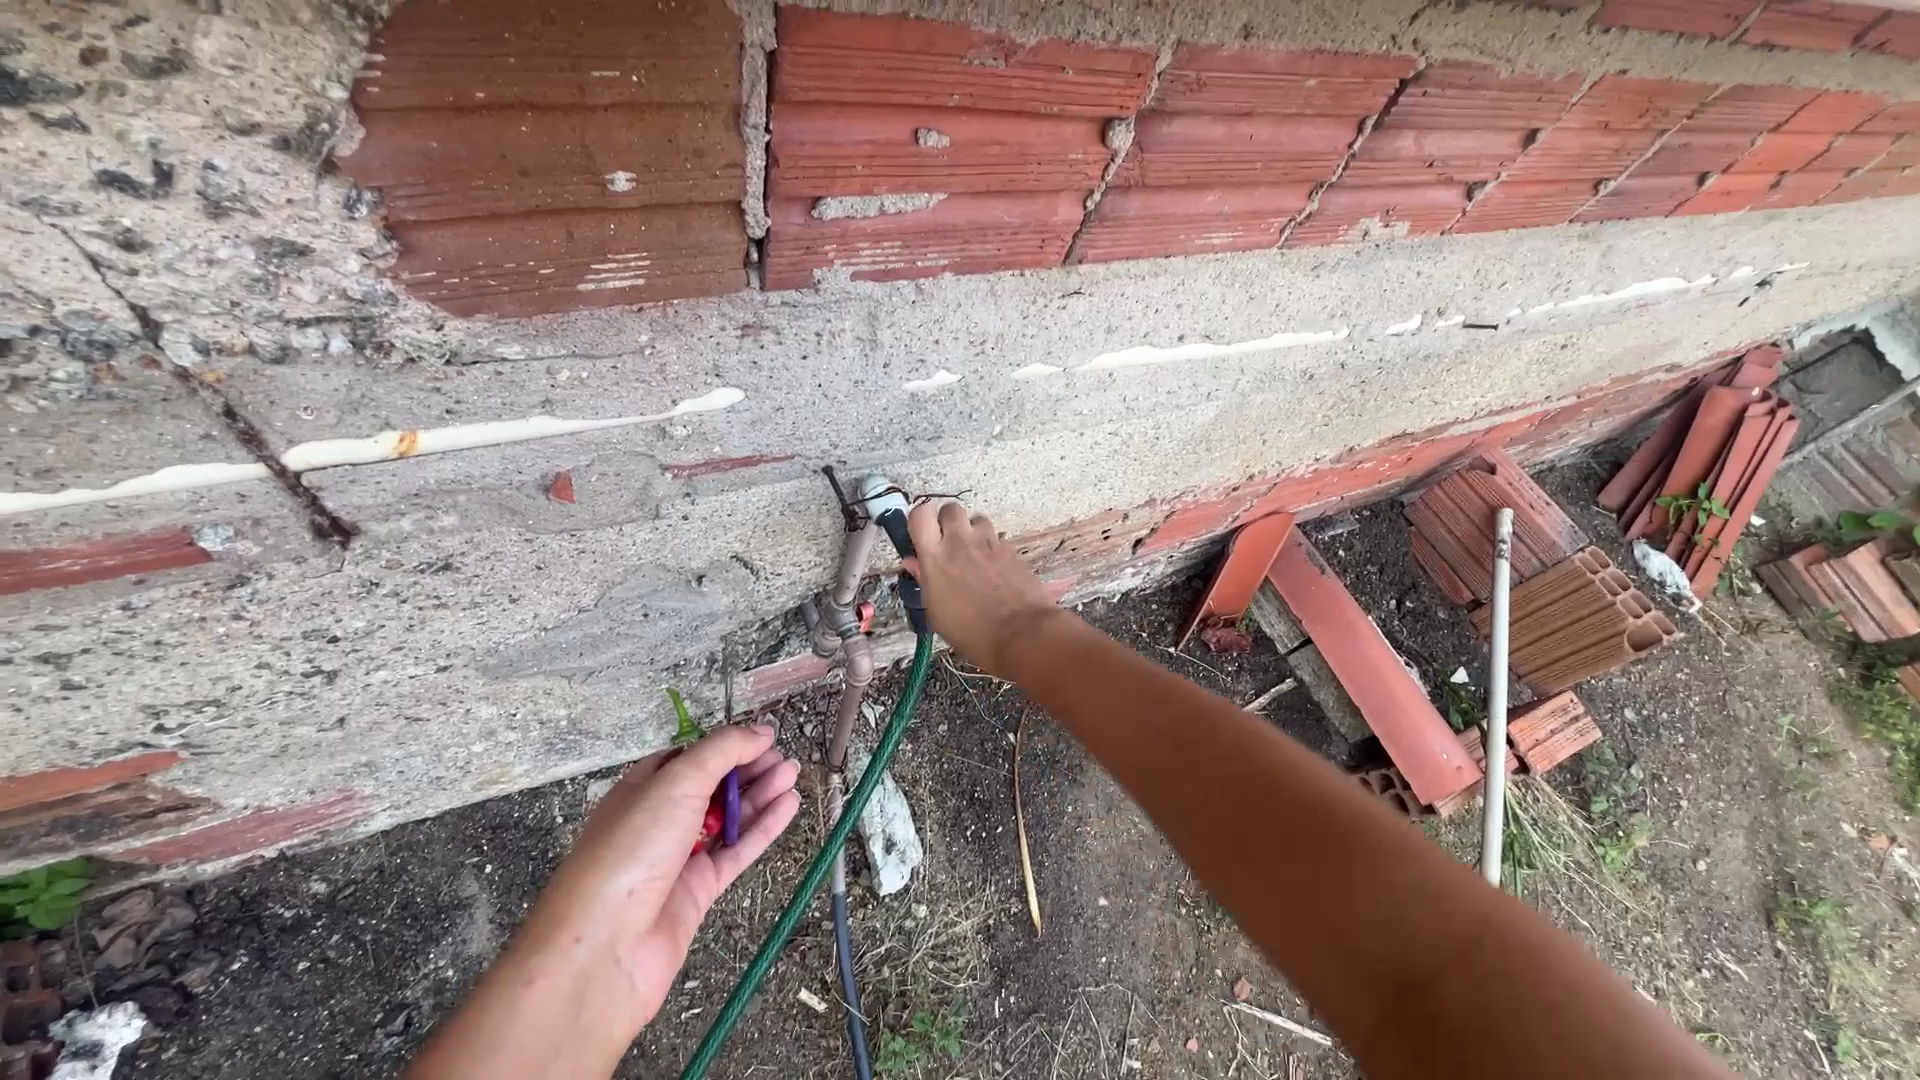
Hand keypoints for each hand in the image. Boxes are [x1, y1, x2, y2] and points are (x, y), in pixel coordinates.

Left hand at [525, 725, 799, 1030]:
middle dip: (749, 769)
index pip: (691, 758)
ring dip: (761, 794)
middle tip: (785, 759)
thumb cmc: (631, 851)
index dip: (726, 746)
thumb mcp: (675, 782)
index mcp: (643, 789)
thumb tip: (761, 732)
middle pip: (713, 786)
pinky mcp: (699, 890)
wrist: (606, 946)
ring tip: (793, 775)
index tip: (763, 738)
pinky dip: (763, 828)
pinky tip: (787, 806)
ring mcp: (680, 857)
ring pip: (729, 819)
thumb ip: (722, 751)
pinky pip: (737, 852)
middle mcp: (660, 820)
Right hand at [902, 499, 1060, 676]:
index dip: (919, 519)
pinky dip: (992, 548)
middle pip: (950, 508)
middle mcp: (961, 542)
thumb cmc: (972, 632)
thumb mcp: (936, 612)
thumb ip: (925, 580)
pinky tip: (993, 569)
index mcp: (936, 557)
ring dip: (973, 532)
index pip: (920, 515)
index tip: (921, 533)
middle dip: (947, 520)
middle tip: (947, 541)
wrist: (1021, 634)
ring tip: (973, 554)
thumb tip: (915, 563)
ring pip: (977, 519)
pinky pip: (997, 538)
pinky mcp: (1011, 550)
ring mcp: (989, 543)